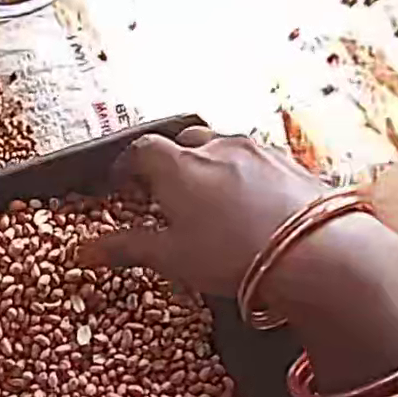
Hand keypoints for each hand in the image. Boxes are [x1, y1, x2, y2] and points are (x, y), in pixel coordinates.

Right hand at [79, 127, 334, 294]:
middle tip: (163, 189)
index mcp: (179, 167)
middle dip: (169, 160)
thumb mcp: (170, 256)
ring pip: (222, 146)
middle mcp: (217, 147)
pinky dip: (240, 173)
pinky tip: (244, 201)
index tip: (119, 182)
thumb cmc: (229, 253)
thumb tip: (83, 250)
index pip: (142, 150)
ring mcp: (259, 150)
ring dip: (206, 163)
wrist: (314, 252)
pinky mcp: (291, 162)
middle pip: (184, 140)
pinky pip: (255, 159)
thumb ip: (126, 248)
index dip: (126, 164)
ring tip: (204, 195)